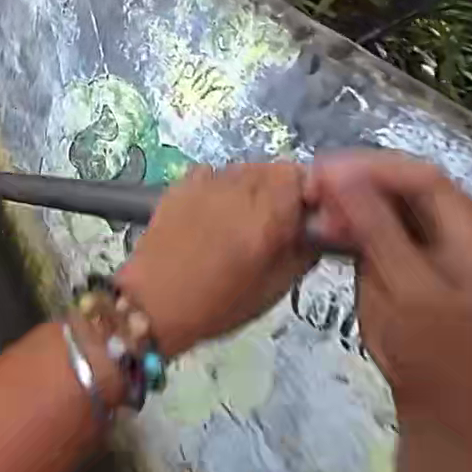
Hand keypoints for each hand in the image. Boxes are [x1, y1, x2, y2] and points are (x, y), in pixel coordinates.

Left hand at [116, 163, 312, 356]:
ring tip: (246, 215)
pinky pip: (210, 172)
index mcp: (264, 217)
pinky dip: (220, 184)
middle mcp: (235, 192)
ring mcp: (203, 185)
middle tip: (279, 217)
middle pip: (270, 168)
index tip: (306, 211)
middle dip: (281, 188)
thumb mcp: (275, 287)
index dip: (306, 190)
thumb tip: (316, 229)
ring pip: (241, 168)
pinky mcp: (179, 185)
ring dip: (252, 184)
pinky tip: (216, 209)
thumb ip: (301, 251)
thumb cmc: (218, 303)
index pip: (296, 176)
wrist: (155, 298)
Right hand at [305, 151, 471, 432]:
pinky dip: (353, 221)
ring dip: (350, 200)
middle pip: (407, 184)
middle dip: (356, 180)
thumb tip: (338, 172)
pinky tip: (327, 226)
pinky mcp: (418, 257)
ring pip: (391, 201)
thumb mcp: (404, 285)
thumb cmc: (430, 349)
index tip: (322, 171)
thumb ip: (375, 224)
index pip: (423, 177)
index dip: (370, 167)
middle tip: (312, 185)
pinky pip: (384, 223)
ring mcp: (443, 245)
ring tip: (315, 207)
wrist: (445, 408)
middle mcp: (467, 232)